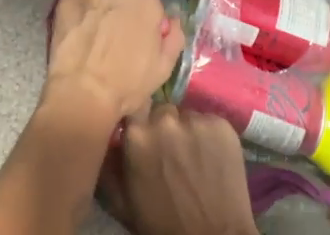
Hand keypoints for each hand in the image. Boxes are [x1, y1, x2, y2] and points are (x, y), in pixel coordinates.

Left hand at [43, 0, 183, 122]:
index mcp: (147, 1)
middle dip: (123, 10)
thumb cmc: (128, 84)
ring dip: (101, 9)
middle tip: (116, 35)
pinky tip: (78, 33)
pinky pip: (79, 1)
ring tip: (95, 35)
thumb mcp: (164, 67)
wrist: (82, 92)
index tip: (139, 37)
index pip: (151, 3)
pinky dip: (80, 13)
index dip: (146, 21)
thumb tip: (171, 20)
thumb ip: (174, 37)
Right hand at [104, 105, 258, 234]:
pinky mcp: (223, 126)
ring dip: (186, 130)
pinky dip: (209, 135)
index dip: (140, 121)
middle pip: (162, 111)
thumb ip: (108, 164)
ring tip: (192, 156)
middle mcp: (165, 120)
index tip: (144, 135)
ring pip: (186, 116)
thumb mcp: (122, 200)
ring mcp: (196, 121)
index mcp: (136, 134)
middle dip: (163, 127)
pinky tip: (211, 157)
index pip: (134, 106)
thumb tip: (107, 138)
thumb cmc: (161, 224)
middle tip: (169, 152)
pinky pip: (209, 121)